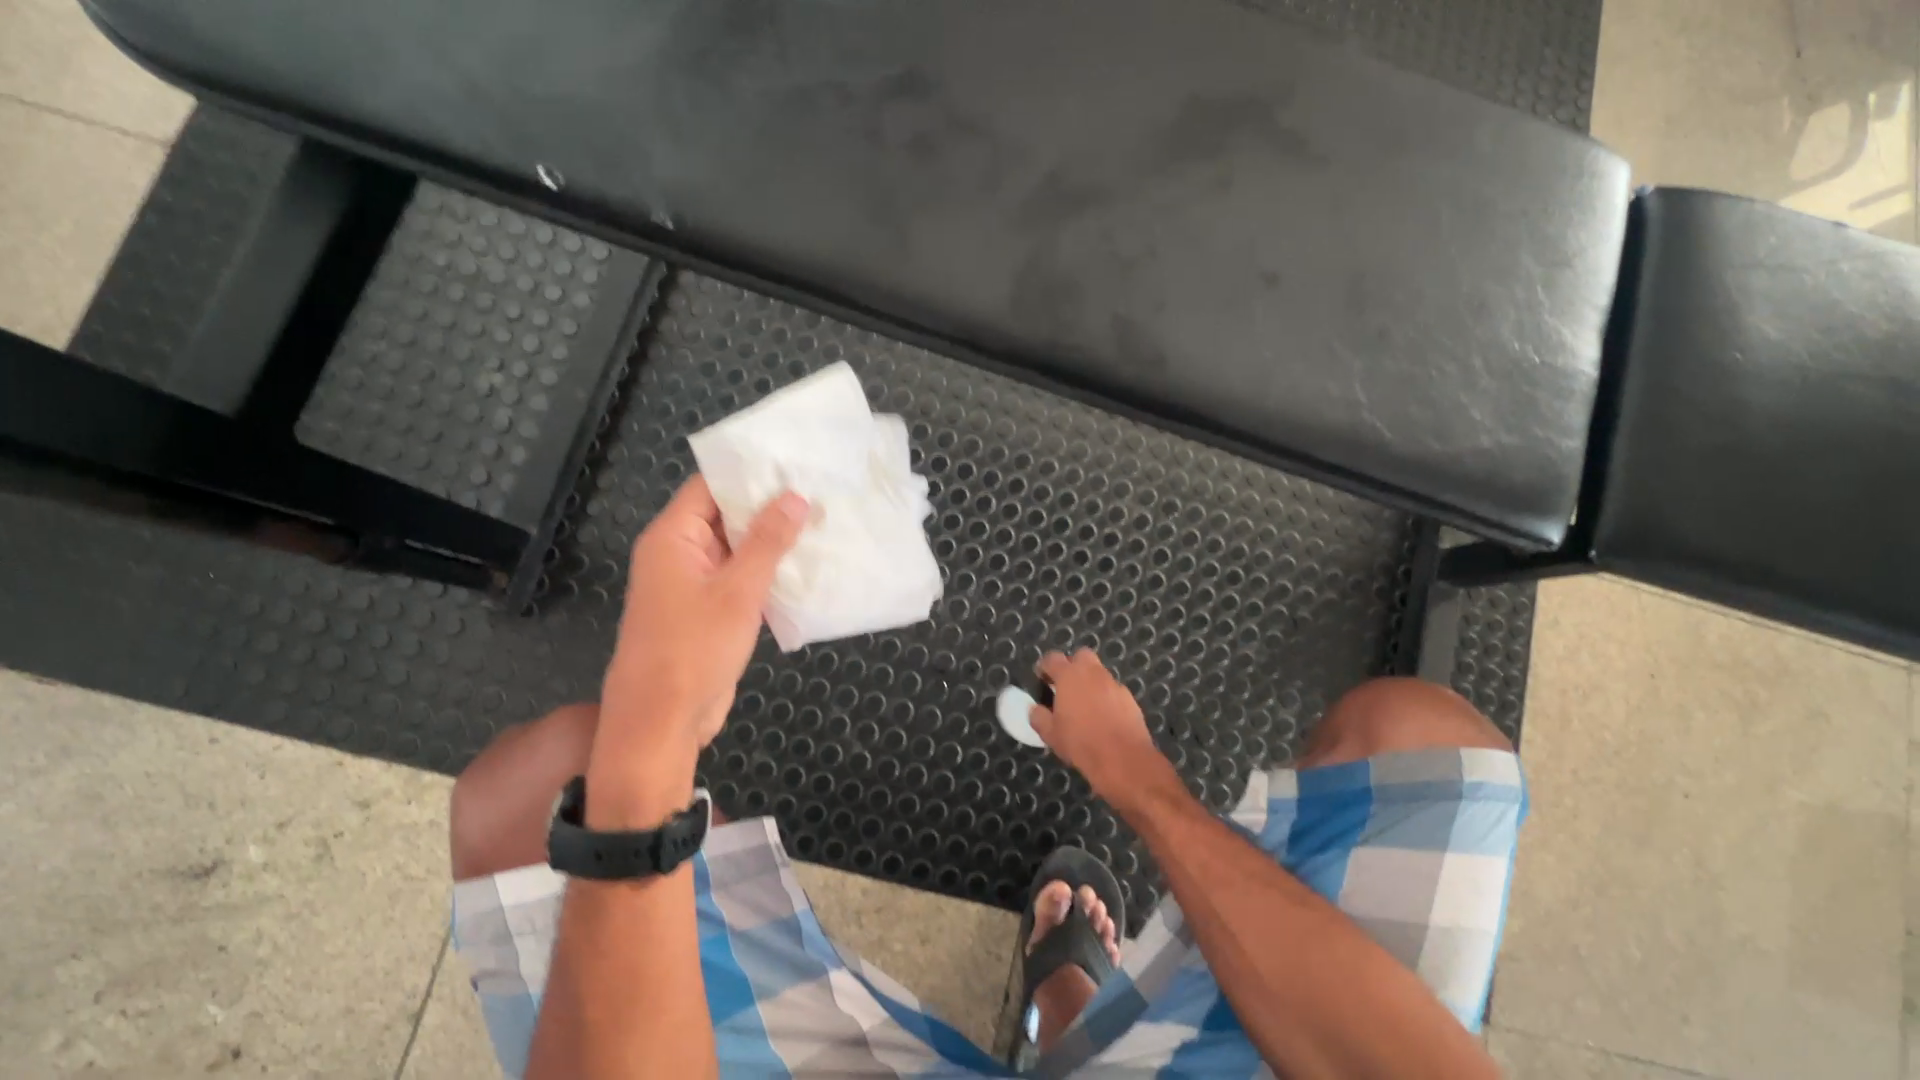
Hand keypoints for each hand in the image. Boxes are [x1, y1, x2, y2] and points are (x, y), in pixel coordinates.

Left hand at [589, 475, 807, 821]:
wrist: (662, 722)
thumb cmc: (693, 649)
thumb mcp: (738, 591)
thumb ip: (768, 541)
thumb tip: (795, 496)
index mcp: (673, 538)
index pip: (711, 487)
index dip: (751, 474)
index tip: (796, 463)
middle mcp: (680, 554)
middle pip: (726, 517)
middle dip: (771, 508)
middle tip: (823, 492)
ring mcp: (694, 586)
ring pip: (737, 552)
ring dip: (774, 544)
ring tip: (825, 525)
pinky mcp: (709, 614)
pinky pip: (740, 582)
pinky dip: (769, 575)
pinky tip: (808, 570)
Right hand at [1030, 649, 1177, 805]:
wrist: (1123, 758)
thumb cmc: (1080, 742)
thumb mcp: (1050, 734)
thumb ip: (1038, 717)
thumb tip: (1035, 709)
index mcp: (1069, 676)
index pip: (1053, 659)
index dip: (1044, 667)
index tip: (1041, 679)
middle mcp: (1093, 673)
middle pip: (1081, 656)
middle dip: (1072, 666)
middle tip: (1065, 687)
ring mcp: (1114, 685)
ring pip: (1100, 674)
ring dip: (1091, 683)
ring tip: (1084, 706)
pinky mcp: (1130, 699)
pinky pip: (1114, 691)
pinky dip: (1107, 698)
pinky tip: (1103, 718)